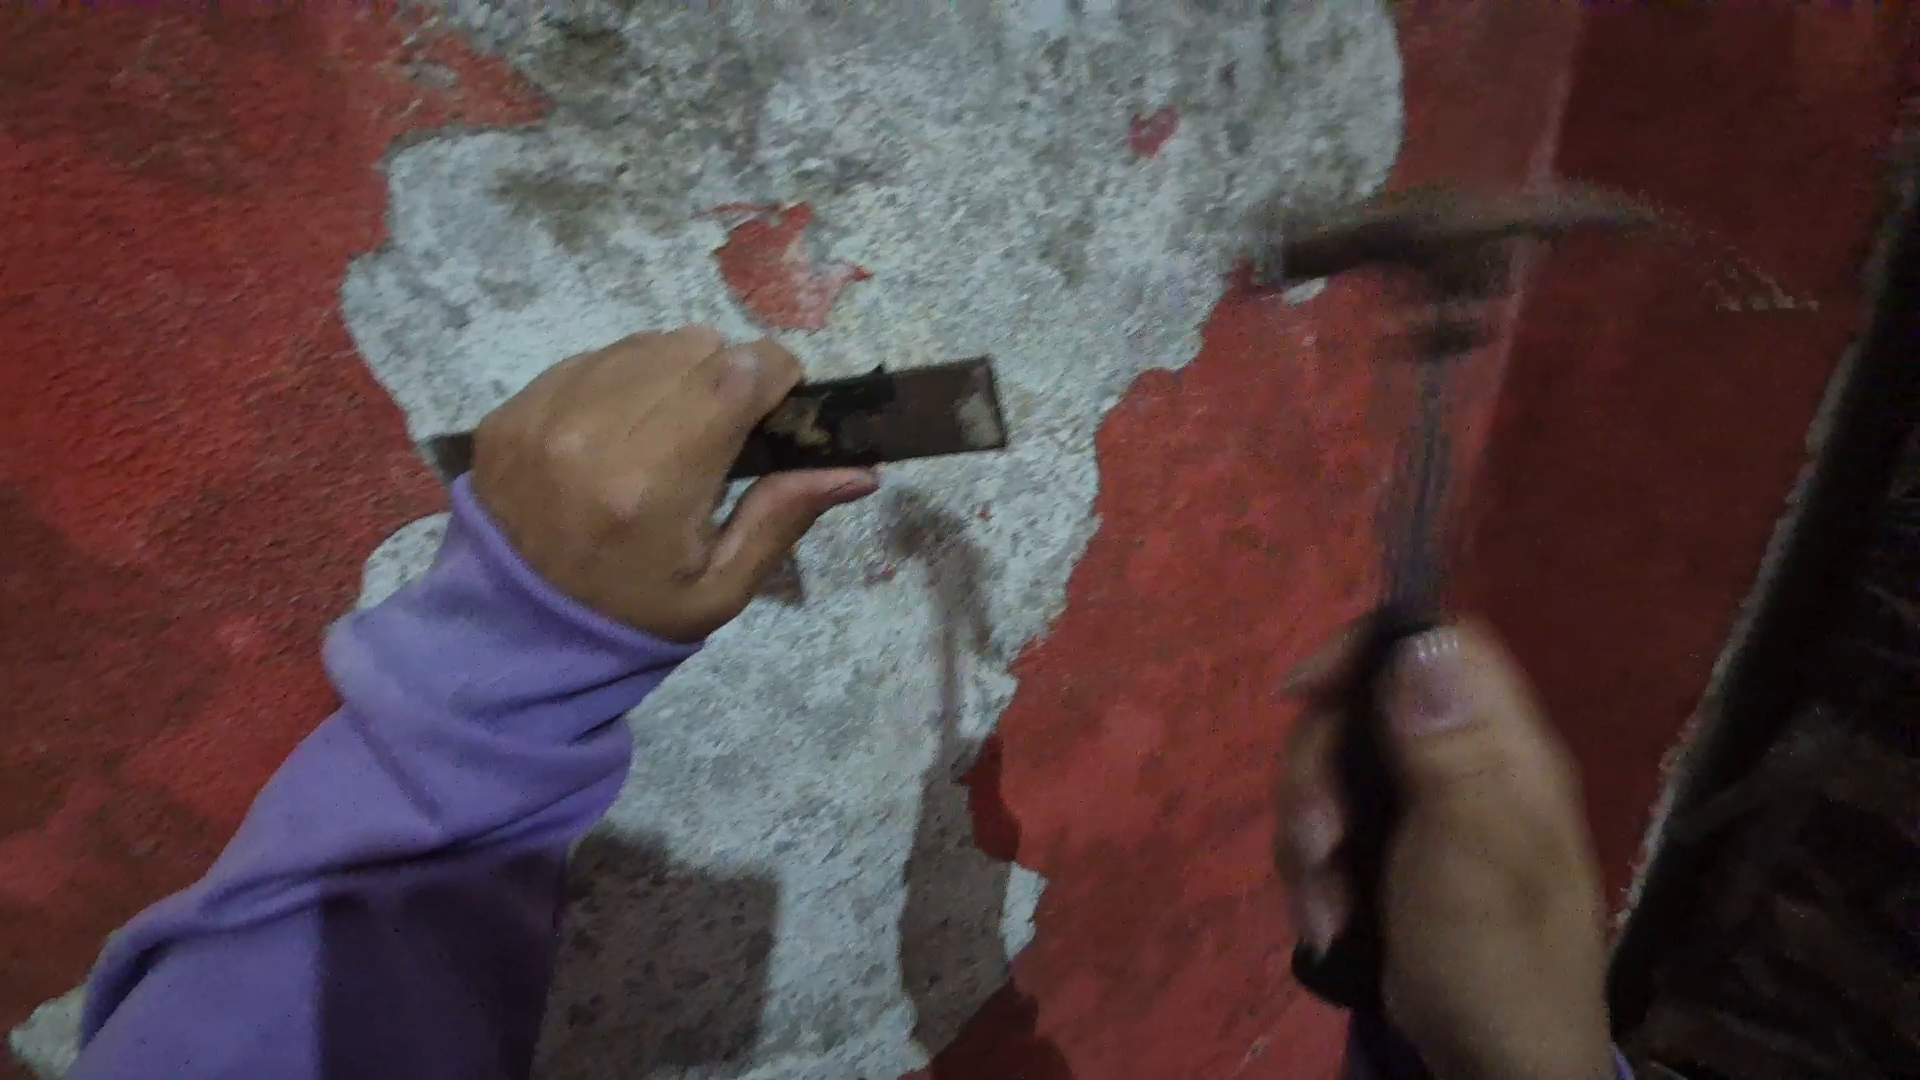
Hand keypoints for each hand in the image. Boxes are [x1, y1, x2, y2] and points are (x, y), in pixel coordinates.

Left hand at [470, 325, 877, 641]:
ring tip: (679, 426)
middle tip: (732, 424)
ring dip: (682, 371)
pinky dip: (630, 379)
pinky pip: (597, 357)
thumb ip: (786, 516)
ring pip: (648, 343)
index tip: (784, 399)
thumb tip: (862, 470)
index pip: (735, 375)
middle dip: (732, 373)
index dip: (775, 372)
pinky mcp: (511, 408)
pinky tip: (628, 428)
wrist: (517, 633)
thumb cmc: (638, 614)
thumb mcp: (724, 585)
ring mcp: (542, 413)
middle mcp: (592, 433)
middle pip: (697, 347)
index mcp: (652, 483)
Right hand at [1277, 622, 1614, 1079]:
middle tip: (1318, 839)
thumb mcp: (1472, 854)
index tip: (1305, 692)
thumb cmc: (1494, 962)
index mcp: (1497, 748)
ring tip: (1324, 901)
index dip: (1366, 650)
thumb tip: (1422, 644)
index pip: (1436, 645)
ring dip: (1305, 833)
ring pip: (1324, 768)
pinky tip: (1327, 914)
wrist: (1486, 1067)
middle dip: (1314, 773)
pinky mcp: (1381, 841)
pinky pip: (1318, 819)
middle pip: (1354, 710)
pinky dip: (1309, 866)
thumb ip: (1448, 749)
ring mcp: (1414, 802)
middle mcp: (1454, 760)